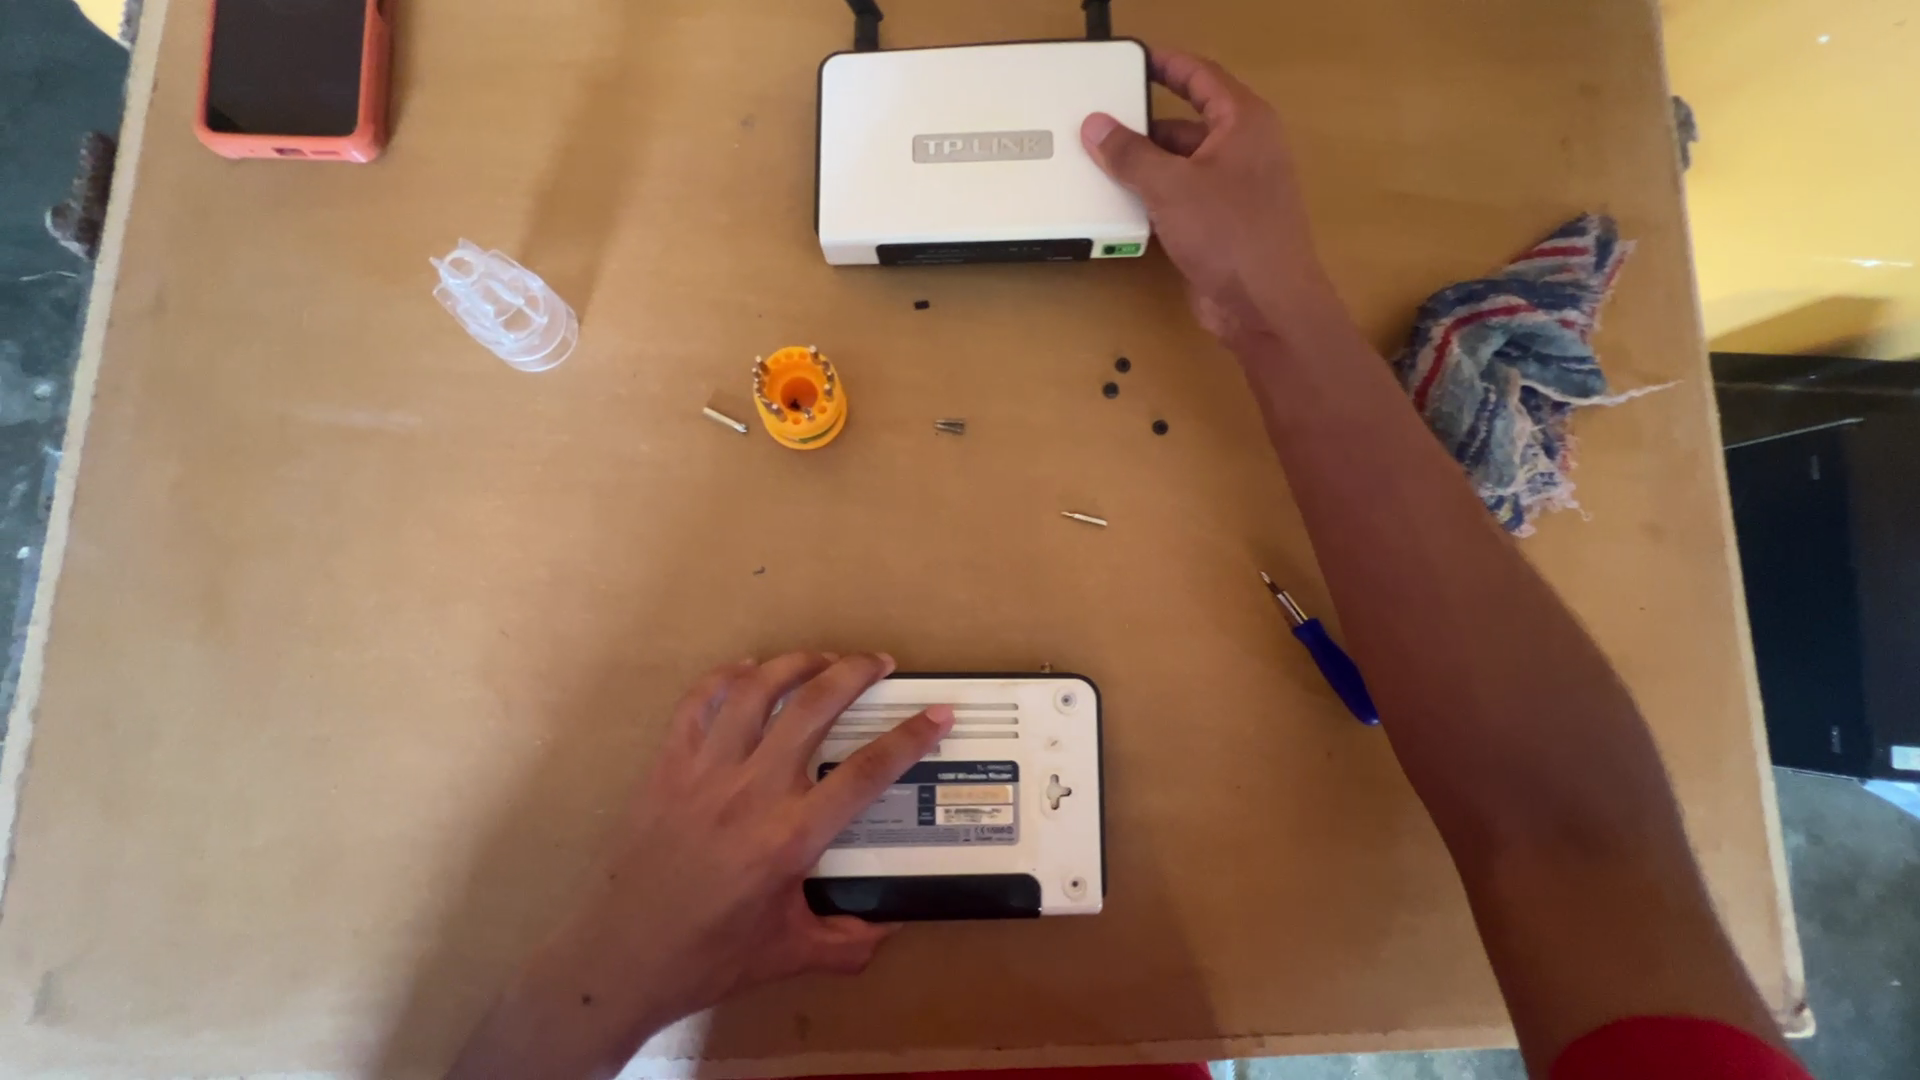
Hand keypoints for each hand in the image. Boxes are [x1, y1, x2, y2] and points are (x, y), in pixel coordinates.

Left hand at [447, 653, 953, 1079]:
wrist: (619, 960)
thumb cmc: (710, 956)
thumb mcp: (790, 954)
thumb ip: (849, 942)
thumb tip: (894, 927)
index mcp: (790, 836)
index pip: (865, 773)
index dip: (908, 738)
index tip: (936, 714)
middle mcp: (752, 791)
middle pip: (814, 707)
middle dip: (854, 673)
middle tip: (879, 662)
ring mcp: (705, 772)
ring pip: (757, 691)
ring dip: (796, 663)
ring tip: (822, 657)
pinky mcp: (668, 766)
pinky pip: (698, 702)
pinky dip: (726, 676)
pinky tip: (748, 670)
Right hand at [1082, 51, 1338, 350]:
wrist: (1263, 303)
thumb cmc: (1229, 233)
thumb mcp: (1172, 187)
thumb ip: (1131, 155)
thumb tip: (1096, 126)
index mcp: (1244, 122)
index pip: (1201, 77)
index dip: (1166, 65)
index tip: (1132, 60)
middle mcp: (1242, 151)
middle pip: (1187, 126)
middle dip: (1144, 127)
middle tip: (1101, 126)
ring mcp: (1233, 191)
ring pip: (1181, 168)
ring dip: (1146, 170)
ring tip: (1101, 168)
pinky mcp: (1219, 228)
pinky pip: (1180, 202)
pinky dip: (1154, 202)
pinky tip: (1123, 210)